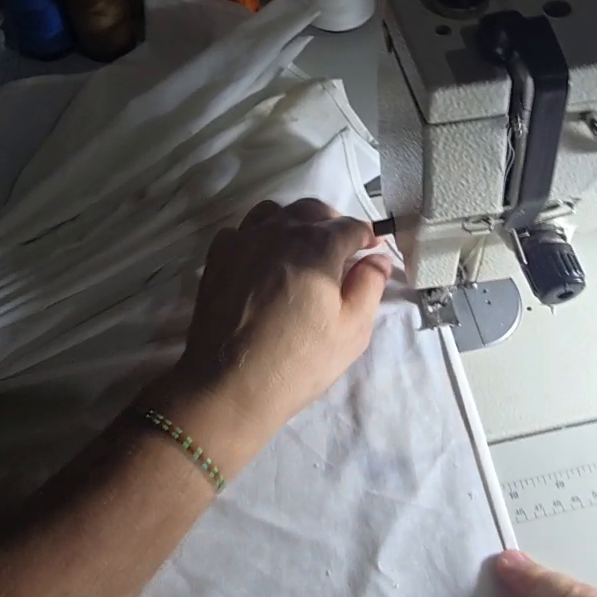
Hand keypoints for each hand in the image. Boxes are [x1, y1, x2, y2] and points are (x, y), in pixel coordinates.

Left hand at [168, 198, 392, 433]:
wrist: (228, 386)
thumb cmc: (298, 362)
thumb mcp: (351, 330)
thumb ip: (370, 285)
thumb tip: (378, 258)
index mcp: (317, 245)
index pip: (351, 226)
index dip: (367, 236)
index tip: (373, 250)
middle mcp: (279, 231)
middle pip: (313, 210)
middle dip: (333, 223)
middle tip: (342, 250)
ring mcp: (243, 240)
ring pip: (275, 212)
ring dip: (295, 222)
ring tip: (303, 249)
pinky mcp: (218, 257)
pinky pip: (242, 230)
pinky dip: (259, 236)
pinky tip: (264, 259)